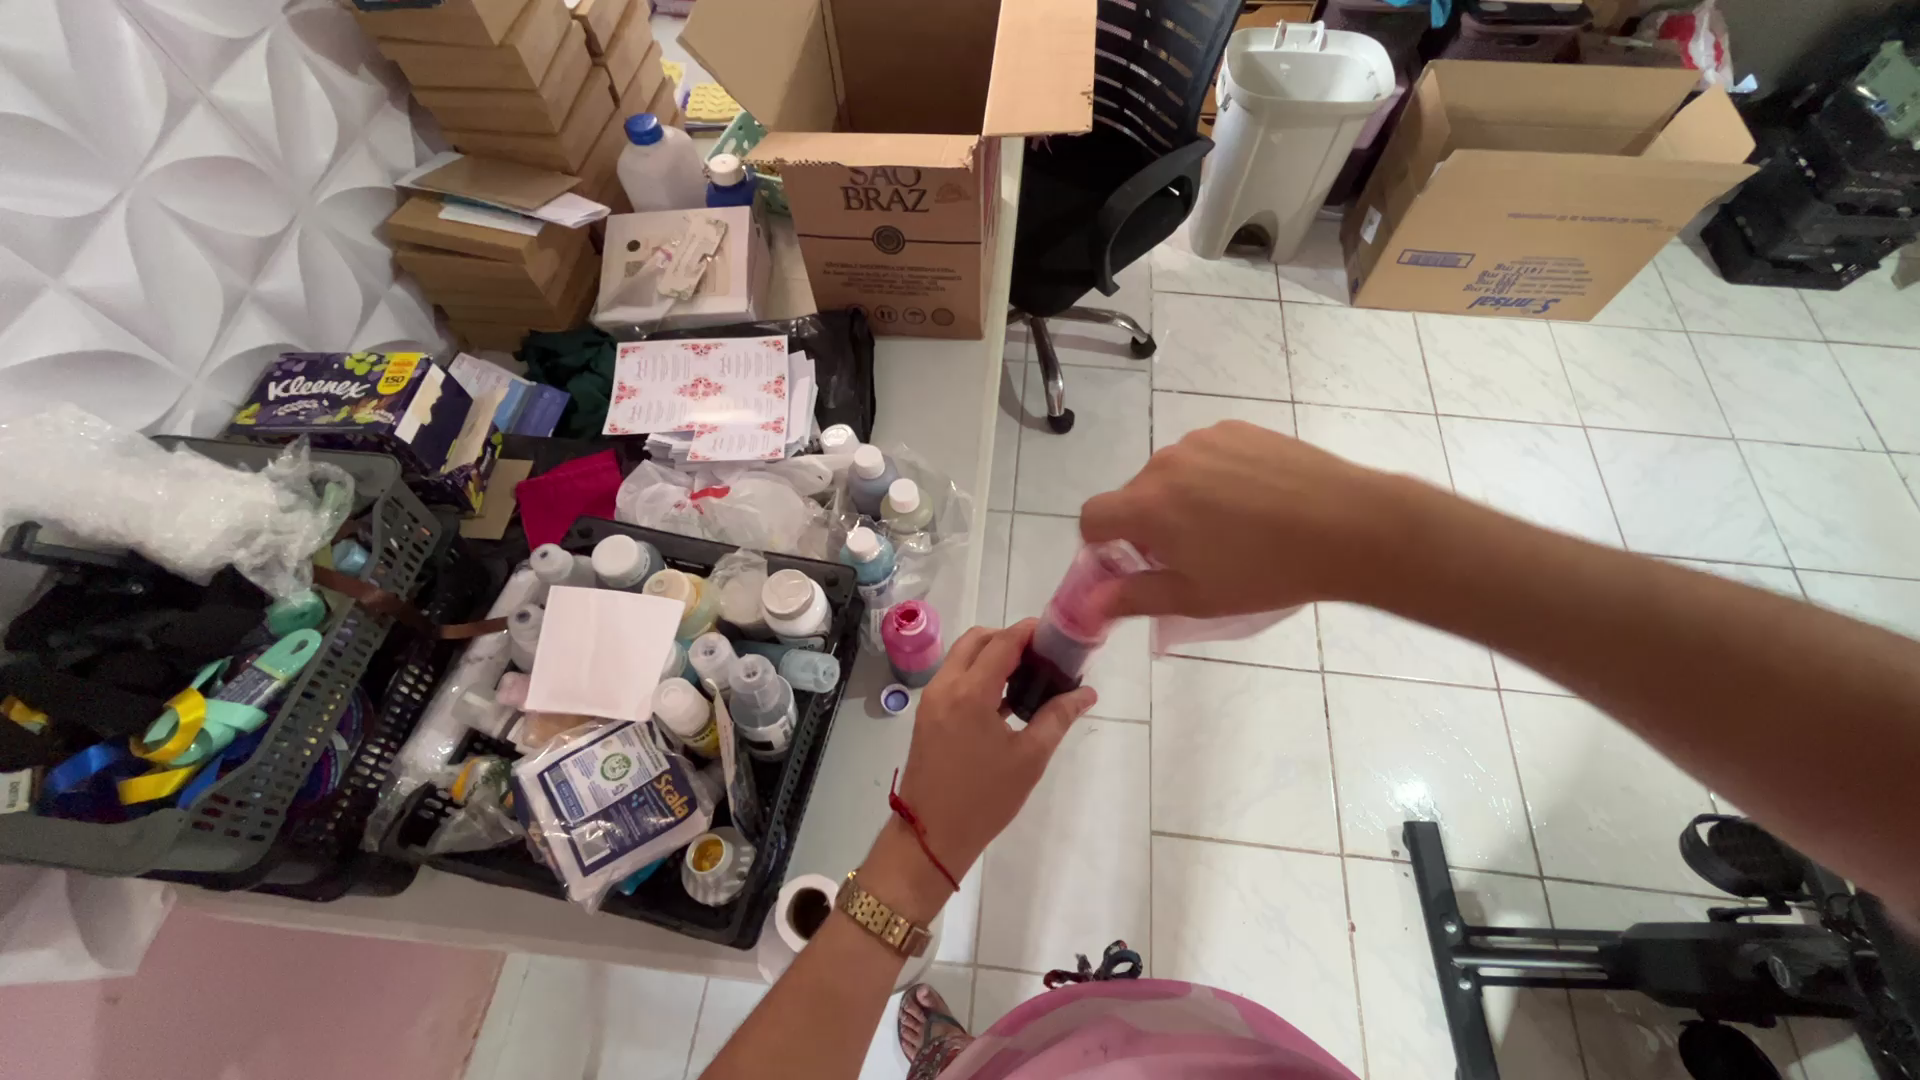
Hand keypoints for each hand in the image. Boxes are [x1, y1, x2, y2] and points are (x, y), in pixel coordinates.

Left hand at [861, 620, 1096, 921]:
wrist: (930, 836)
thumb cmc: (984, 799)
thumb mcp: (1029, 758)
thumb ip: (1058, 717)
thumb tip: (1087, 693)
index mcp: (970, 691)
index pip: (1003, 642)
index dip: (1030, 632)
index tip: (1057, 636)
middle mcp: (945, 685)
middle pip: (977, 639)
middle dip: (1009, 639)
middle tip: (1042, 658)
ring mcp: (932, 699)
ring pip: (962, 656)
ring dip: (992, 655)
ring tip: (1027, 677)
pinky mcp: (927, 714)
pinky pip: (954, 677)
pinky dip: (977, 674)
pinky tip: (1005, 699)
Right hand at [1080, 420, 1421, 617]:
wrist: (1349, 526)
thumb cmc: (1267, 572)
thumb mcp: (1196, 598)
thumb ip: (1135, 597)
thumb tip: (1094, 603)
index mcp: (1148, 506)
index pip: (1092, 517)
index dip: (1101, 544)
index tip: (1133, 562)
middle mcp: (1165, 464)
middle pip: (1133, 496)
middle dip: (1148, 523)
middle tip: (1192, 552)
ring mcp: (1202, 440)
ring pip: (1170, 474)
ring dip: (1181, 498)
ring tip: (1231, 524)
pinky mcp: (1236, 428)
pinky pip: (1205, 455)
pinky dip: (1213, 476)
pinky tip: (1253, 498)